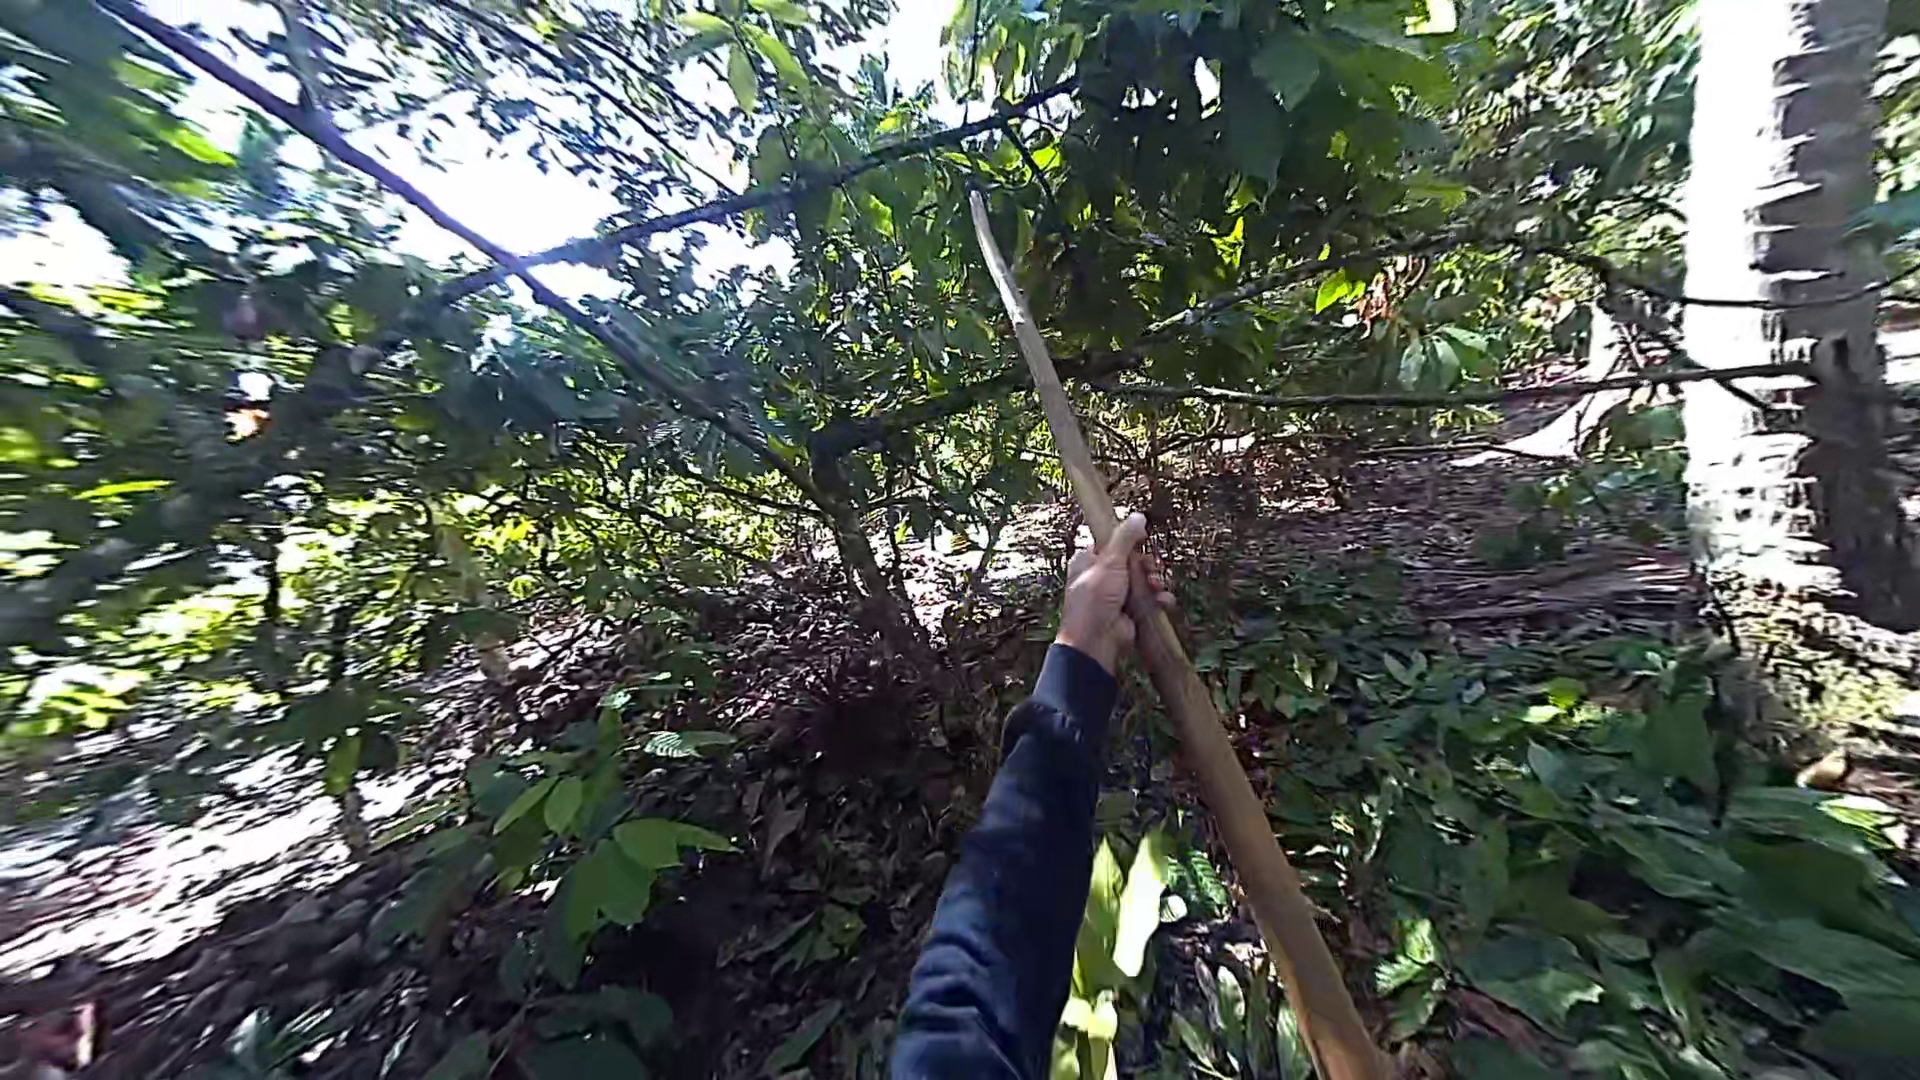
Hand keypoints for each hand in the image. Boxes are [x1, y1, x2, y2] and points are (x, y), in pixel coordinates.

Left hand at [1054, 512, 1175, 674]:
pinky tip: (1163, 601)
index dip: (1128, 540)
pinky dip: (1158, 599)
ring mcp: (1116, 594)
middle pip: (1132, 560)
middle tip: (1149, 568)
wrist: (1096, 639)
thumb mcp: (1110, 561)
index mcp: (1088, 560)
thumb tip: (1138, 516)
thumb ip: (1125, 538)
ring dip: (1154, 581)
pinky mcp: (1130, 610)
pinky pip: (1149, 599)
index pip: (1111, 542)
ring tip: (1155, 587)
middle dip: (1146, 564)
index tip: (1142, 538)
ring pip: (1143, 579)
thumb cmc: (1094, 598)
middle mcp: (1102, 575)